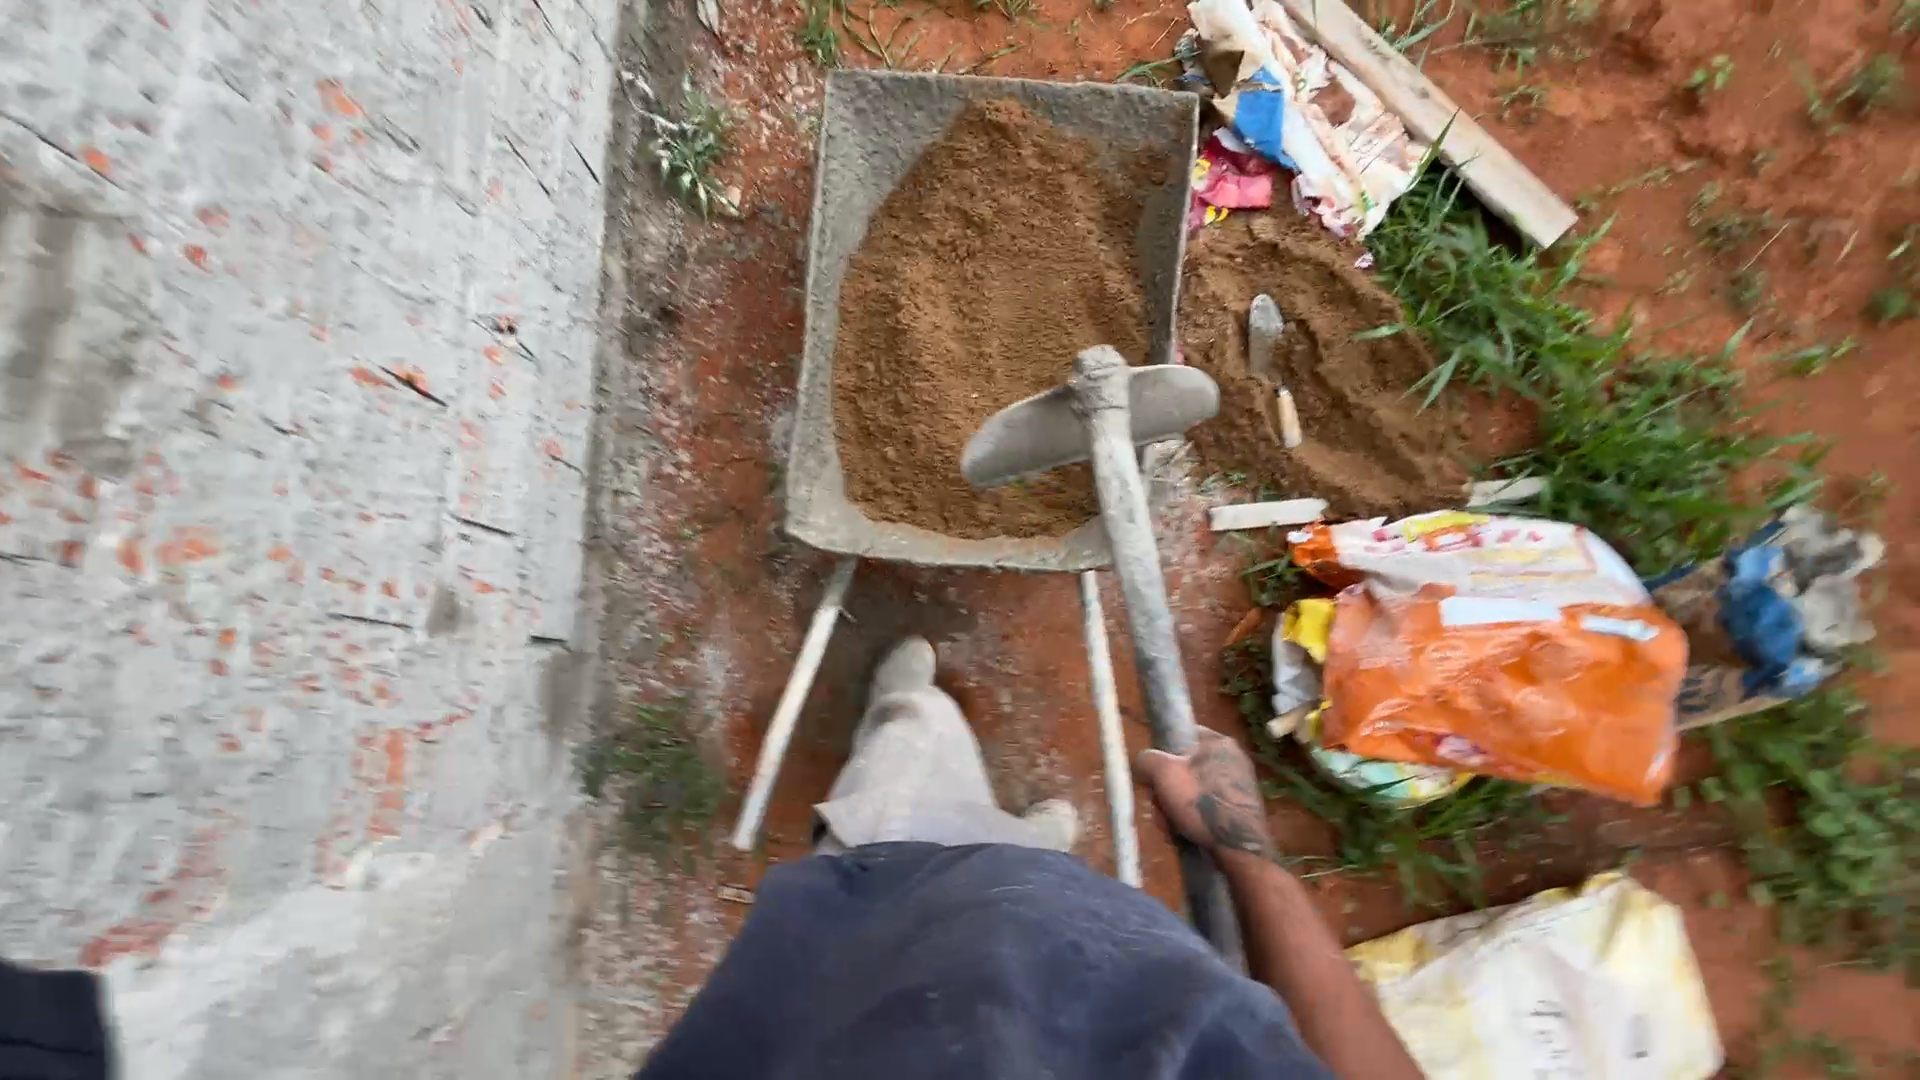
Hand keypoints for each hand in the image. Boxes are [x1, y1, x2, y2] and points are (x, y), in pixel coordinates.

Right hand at [1135, 729, 1274, 859]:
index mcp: (1220, 743)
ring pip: (1190, 792)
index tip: (1154, 773)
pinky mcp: (1238, 813)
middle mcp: (1232, 762)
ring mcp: (1237, 789)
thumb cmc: (1201, 802)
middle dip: (1165, 790)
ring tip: (1170, 825)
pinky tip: (1182, 834)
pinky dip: (1190, 820)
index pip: (1184, 735)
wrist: (1238, 849)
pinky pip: (1204, 809)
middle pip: (1183, 768)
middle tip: (1160, 804)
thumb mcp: (1163, 772)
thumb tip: (1143, 766)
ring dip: (1173, 808)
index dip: (1164, 752)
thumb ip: (1146, 760)